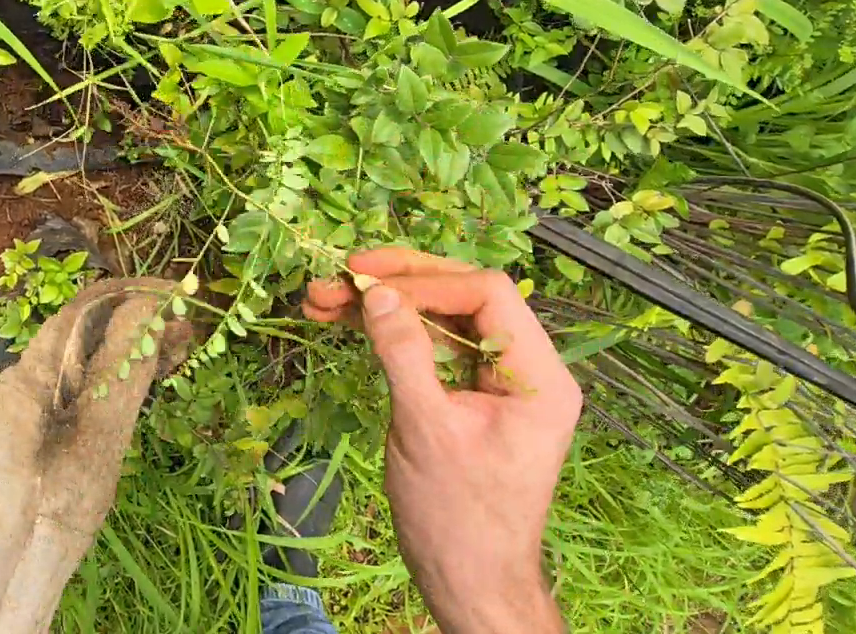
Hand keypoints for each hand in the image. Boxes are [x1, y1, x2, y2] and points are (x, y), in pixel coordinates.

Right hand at [305, 249, 580, 633]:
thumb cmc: (456, 513)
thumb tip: (375, 291)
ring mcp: (488, 377)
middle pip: (456, 294)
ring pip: (432, 314)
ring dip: (377, 302)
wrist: (466, 580)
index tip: (364, 282)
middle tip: (337, 275)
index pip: (484, 293)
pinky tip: (339, 322)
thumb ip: (403, 353)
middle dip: (393, 282)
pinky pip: (423, 342)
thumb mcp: (425, 428)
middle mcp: (519, 365)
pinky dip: (381, 329)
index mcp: (536, 373)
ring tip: (320, 298)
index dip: (422, 280)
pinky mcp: (460, 389)